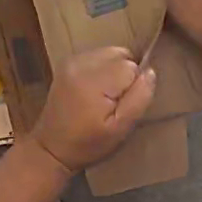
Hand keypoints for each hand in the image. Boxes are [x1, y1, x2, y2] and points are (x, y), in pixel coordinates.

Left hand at [30, 46, 157, 170]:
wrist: (51, 148)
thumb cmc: (88, 144)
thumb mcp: (121, 129)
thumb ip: (139, 98)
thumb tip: (150, 72)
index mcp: (93, 81)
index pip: (131, 67)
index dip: (133, 86)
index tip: (122, 106)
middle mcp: (81, 64)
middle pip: (122, 54)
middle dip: (125, 75)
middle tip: (115, 101)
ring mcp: (72, 61)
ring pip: (111, 52)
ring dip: (115, 70)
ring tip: (105, 95)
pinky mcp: (67, 62)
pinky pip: (98, 55)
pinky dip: (103, 68)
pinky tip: (96, 88)